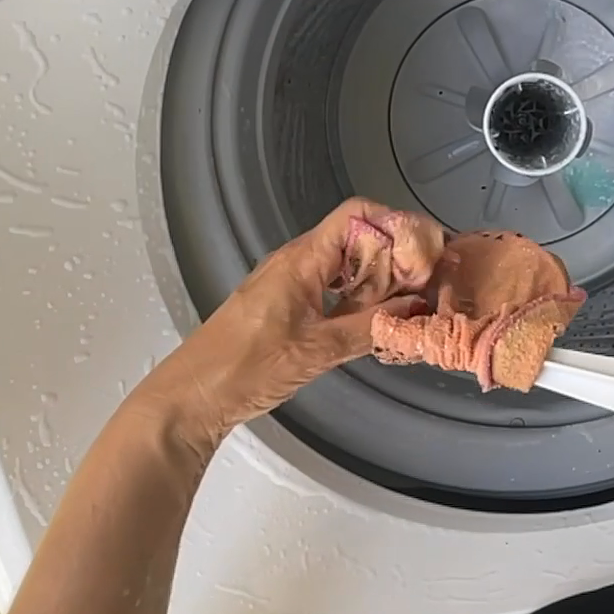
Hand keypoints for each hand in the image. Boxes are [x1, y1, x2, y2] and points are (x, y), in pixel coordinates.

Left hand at [134, 198, 443, 446]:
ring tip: (405, 301)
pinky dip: (359, 295)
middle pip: (358, 236)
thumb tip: (417, 309)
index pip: (358, 214)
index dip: (395, 225)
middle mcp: (298, 261)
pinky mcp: (288, 302)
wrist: (189, 400)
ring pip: (348, 262)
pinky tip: (374, 318)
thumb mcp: (317, 351)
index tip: (422, 253)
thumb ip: (372, 327)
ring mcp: (292, 281)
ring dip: (379, 277)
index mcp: (303, 260)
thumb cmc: (243, 369)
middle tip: (423, 283)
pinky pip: (334, 284)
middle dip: (395, 255)